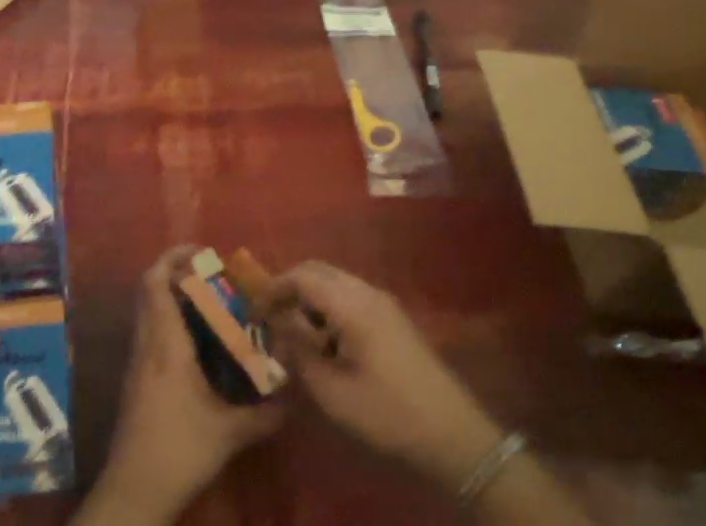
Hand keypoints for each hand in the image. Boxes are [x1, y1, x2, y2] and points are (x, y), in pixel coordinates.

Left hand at [88, 247, 284, 523]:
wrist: (136, 487)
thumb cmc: (180, 449)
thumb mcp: (231, 432)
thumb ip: (267, 412)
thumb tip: (297, 393)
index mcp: (165, 344)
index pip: (156, 283)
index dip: (173, 258)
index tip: (203, 252)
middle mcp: (146, 344)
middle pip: (149, 290)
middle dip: (177, 273)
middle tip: (214, 275)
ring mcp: (137, 361)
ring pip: (148, 311)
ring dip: (173, 297)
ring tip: (212, 303)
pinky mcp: (136, 379)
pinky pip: (150, 332)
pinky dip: (170, 321)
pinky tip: (199, 342)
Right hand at [272, 261, 500, 484]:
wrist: (453, 434)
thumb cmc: (387, 413)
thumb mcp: (332, 391)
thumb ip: (299, 352)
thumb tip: (276, 328)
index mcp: (352, 305)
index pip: (300, 276)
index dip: (271, 290)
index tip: (252, 313)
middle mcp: (368, 293)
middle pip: (317, 270)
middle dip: (288, 288)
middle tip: (267, 317)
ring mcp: (384, 303)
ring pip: (334, 281)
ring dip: (308, 297)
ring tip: (292, 331)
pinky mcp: (393, 318)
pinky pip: (350, 295)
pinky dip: (327, 306)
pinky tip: (323, 340)